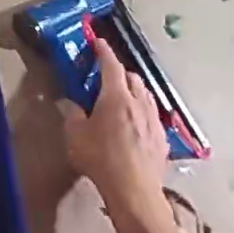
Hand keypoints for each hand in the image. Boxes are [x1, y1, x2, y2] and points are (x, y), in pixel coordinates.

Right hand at [59, 37, 171, 196]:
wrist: (134, 190)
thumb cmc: (100, 159)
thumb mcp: (75, 135)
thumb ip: (73, 115)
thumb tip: (71, 103)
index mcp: (116, 97)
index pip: (111, 66)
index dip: (104, 51)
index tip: (98, 42)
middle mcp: (139, 103)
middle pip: (133, 77)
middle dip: (120, 72)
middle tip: (106, 77)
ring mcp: (154, 120)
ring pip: (146, 94)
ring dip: (134, 90)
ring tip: (121, 97)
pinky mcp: (162, 138)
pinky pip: (153, 114)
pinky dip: (142, 110)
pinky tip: (134, 122)